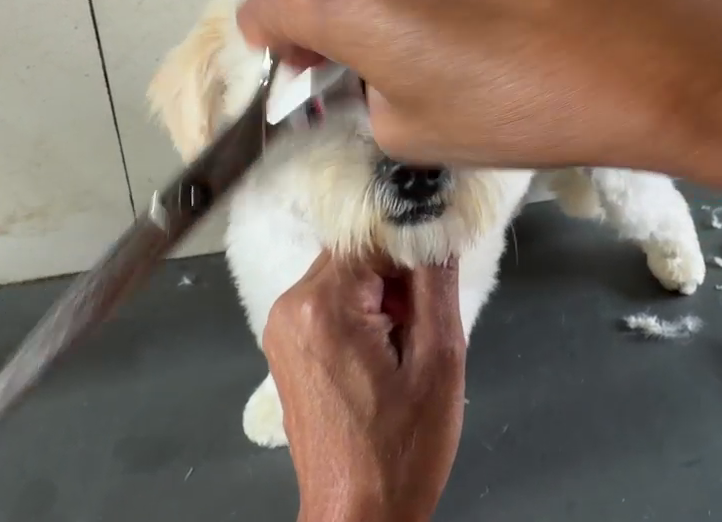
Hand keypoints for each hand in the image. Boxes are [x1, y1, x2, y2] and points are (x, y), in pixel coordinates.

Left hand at [263, 251, 465, 521]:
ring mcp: (282, 327)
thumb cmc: (402, 448)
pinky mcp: (286, 345)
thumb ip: (437, 282)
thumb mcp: (440, 358)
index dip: (413, 252)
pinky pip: (330, 301)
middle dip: (397, 276)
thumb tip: (437, 228)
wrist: (358, 517)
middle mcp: (290, 306)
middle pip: (356, 252)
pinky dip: (361, 312)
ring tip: (401, 346)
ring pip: (346, 275)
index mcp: (323, 304)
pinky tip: (382, 354)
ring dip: (381, 295)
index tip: (435, 285)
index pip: (375, 235)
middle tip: (419, 327)